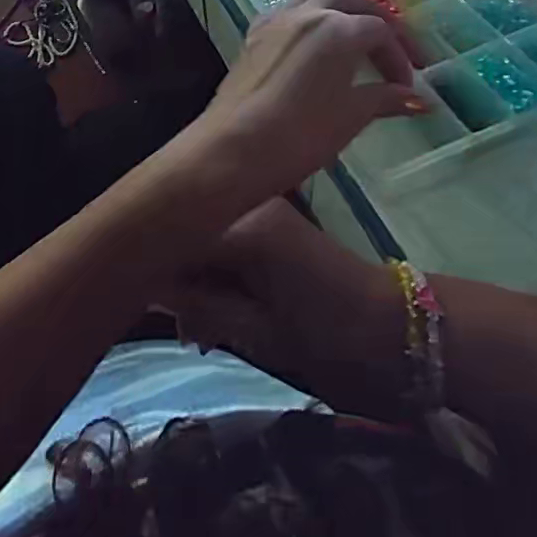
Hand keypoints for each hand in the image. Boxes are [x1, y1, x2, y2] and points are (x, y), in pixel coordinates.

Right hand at [154, 199, 321, 361]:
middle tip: (186, 333)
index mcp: (242, 226)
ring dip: (195, 280)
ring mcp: (256, 207)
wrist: (390, 322)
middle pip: (186, 235)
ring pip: (201, 238)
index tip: (147, 308)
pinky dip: (215, 271)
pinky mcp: (265, 218)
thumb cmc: (326, 331)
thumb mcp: (257, 330)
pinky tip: (219, 307)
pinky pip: (221, 238)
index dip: (152, 270)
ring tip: (201, 330)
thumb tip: (149, 292)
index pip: (173, 237)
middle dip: (177, 282)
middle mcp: (244, 204)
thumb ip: (199, 306)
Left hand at [182, 0, 426, 209]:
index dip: (398, 57)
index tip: (407, 87)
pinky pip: (285, 16)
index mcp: (337, 27)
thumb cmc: (302, 132)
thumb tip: (418, 99)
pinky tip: (310, 47)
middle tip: (389, 46)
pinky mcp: (251, 38)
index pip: (380, 31)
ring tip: (352, 43)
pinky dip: (306, 22)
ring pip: (313, 1)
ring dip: (337, 14)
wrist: (234, 146)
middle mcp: (305, 14)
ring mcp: (273, 23)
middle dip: (373, 18)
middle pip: (347, 0)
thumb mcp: (351, 116)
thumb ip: (385, 99)